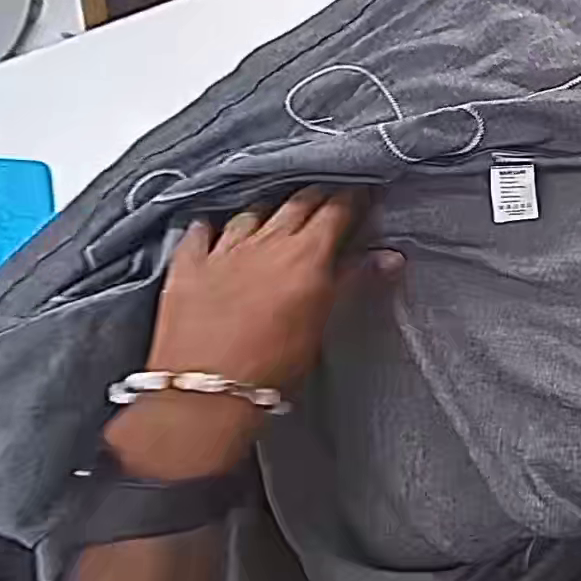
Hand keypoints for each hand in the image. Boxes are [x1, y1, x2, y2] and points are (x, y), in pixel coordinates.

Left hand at [106, 187, 401, 479]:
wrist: (209, 390)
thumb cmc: (279, 359)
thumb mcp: (325, 317)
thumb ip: (355, 278)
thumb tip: (392, 256)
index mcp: (307, 253)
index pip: (336, 211)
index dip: (353, 197)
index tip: (364, 190)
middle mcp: (267, 241)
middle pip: (298, 202)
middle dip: (318, 193)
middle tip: (332, 192)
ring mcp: (223, 249)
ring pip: (253, 210)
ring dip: (272, 205)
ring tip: (281, 205)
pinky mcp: (188, 265)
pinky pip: (201, 231)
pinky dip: (213, 223)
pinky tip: (216, 224)